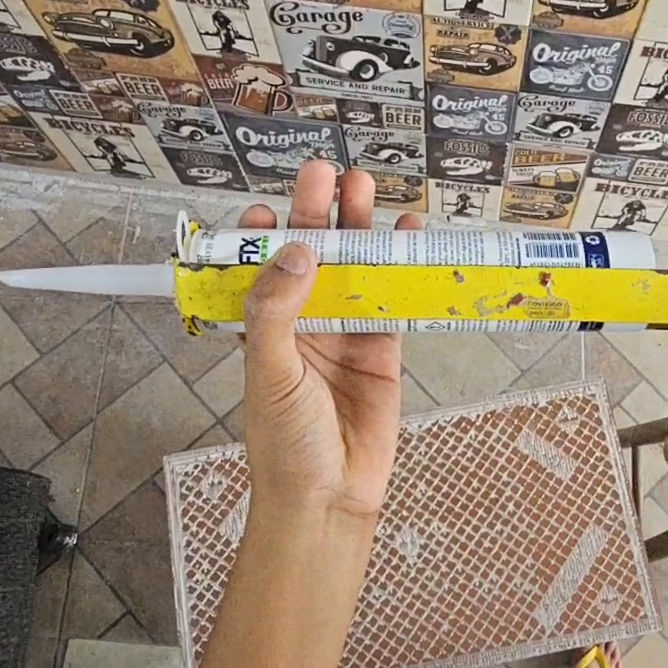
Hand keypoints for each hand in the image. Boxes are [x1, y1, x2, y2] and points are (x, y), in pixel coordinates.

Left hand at [237, 161, 420, 531]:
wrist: (330, 494)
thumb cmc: (286, 441)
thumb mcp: (269, 371)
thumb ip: (277, 309)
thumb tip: (297, 250)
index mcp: (264, 329)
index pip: (260, 270)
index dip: (263, 236)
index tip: (267, 208)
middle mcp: (304, 325)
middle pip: (313, 258)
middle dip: (318, 215)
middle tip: (327, 173)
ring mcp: (346, 334)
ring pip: (355, 271)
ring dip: (361, 230)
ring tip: (365, 187)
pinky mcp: (383, 350)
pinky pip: (393, 300)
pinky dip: (401, 268)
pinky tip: (406, 236)